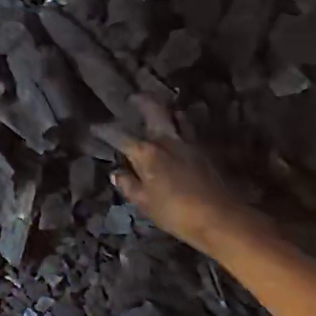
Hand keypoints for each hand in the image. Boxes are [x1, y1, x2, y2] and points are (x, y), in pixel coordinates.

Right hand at [98, 95, 259, 251]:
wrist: (221, 218)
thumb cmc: (175, 212)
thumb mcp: (144, 202)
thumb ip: (128, 185)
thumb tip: (116, 173)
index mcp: (146, 152)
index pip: (119, 135)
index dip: (104, 130)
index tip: (94, 128)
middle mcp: (166, 140)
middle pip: (154, 110)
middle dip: (142, 101)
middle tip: (132, 98)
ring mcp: (189, 143)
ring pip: (177, 116)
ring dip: (166, 110)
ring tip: (160, 110)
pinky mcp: (205, 151)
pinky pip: (190, 129)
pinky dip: (182, 124)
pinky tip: (179, 131)